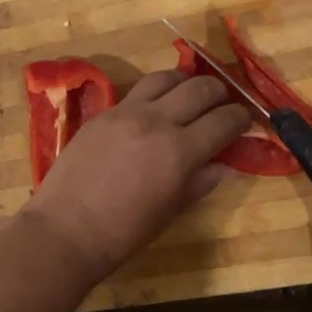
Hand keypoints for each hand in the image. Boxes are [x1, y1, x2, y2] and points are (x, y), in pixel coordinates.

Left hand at [20, 70, 249, 283]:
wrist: (66, 230)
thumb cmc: (124, 233)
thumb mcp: (171, 211)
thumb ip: (200, 182)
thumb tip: (224, 165)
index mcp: (180, 151)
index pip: (224, 120)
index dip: (240, 118)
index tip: (244, 121)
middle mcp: (157, 121)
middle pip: (200, 88)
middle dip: (219, 93)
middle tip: (221, 106)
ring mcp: (126, 112)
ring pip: (166, 78)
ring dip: (185, 82)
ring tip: (189, 95)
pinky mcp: (103, 113)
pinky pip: (137, 92)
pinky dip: (154, 94)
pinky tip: (154, 109)